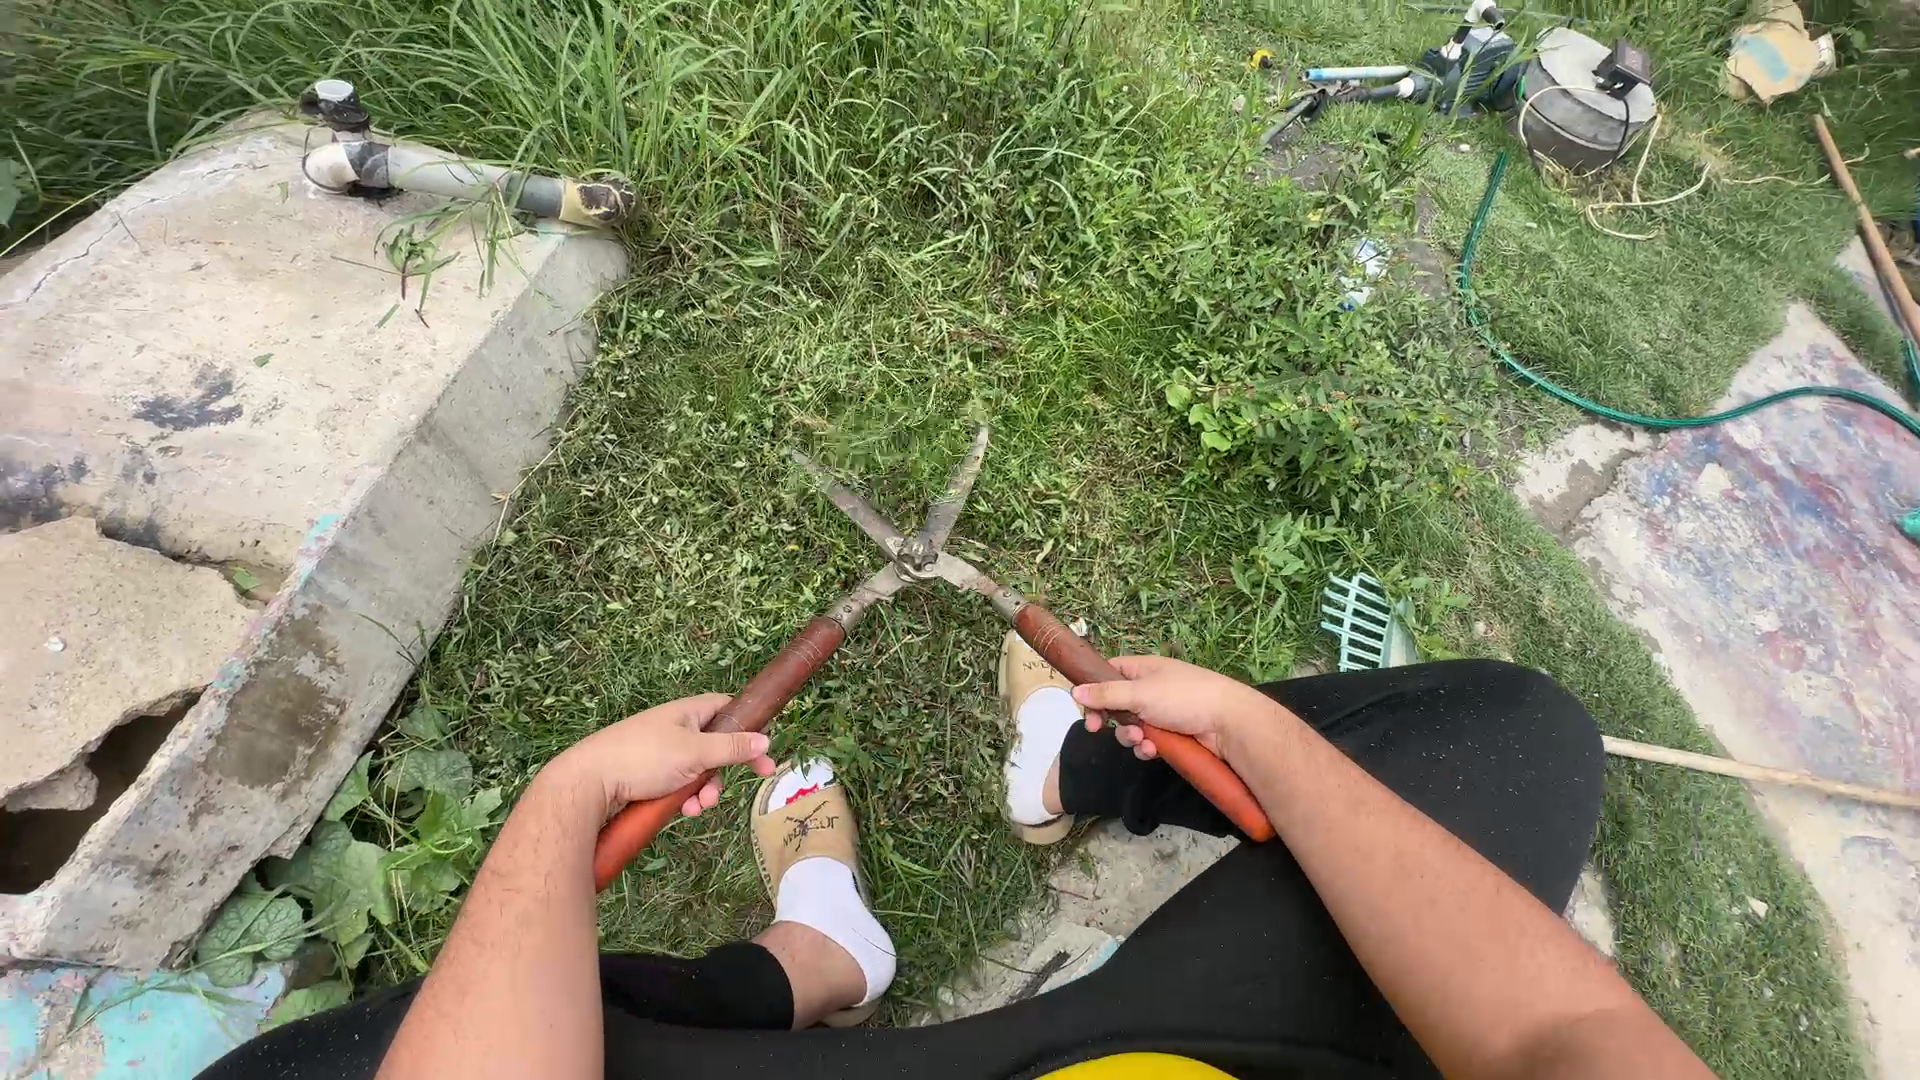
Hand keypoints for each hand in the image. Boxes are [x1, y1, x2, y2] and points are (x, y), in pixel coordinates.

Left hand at [546, 694, 776, 819]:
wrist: (585, 784)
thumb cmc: (643, 758)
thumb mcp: (696, 752)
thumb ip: (733, 748)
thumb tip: (766, 740)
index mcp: (687, 712)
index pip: (726, 709)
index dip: (747, 726)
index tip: (763, 748)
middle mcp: (674, 729)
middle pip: (715, 745)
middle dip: (725, 769)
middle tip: (742, 784)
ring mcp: (659, 754)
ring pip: (696, 770)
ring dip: (705, 789)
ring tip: (699, 806)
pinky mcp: (646, 777)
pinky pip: (677, 785)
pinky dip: (684, 798)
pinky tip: (682, 811)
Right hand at [1071, 655, 1276, 762]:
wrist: (1230, 723)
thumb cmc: (1184, 697)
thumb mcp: (1139, 693)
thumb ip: (1105, 694)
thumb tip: (1074, 690)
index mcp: (1143, 669)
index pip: (1109, 672)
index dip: (1094, 689)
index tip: (1085, 708)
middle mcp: (1151, 688)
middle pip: (1117, 703)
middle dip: (1111, 719)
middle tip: (1100, 729)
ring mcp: (1163, 712)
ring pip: (1131, 726)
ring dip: (1131, 736)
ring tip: (1143, 741)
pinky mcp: (1173, 733)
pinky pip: (1149, 741)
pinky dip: (1147, 748)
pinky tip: (1155, 751)